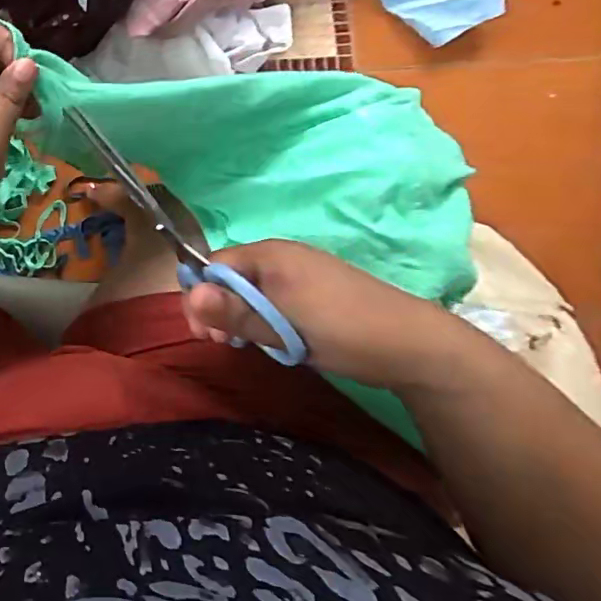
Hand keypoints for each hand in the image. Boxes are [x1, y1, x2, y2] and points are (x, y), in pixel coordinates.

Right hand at [181, 239, 452, 381]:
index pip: (215, 265)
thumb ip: (235, 311)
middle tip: (226, 344)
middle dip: (220, 309)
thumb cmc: (342, 329)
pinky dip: (266, 319)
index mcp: (271, 254)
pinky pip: (274, 300)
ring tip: (250, 345)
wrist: (411, 345)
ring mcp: (301, 274)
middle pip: (231, 278)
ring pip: (253, 291)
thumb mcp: (281, 325)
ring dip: (243, 317)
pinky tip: (276, 340)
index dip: (203, 297)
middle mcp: (282, 257)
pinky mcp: (314, 293)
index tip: (206, 334)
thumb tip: (189, 296)